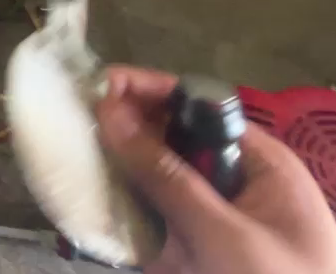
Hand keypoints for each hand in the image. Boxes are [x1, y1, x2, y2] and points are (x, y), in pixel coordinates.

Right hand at [96, 66, 335, 273]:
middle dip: (123, 132)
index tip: (93, 89)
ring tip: (77, 168)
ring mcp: (216, 214)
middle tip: (75, 130)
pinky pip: (154, 214)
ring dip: (118, 174)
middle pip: (168, 136)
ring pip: (154, 174)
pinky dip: (127, 211)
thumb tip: (106, 110)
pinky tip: (99, 213)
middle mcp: (236, 177)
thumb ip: (165, 175)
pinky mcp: (200, 245)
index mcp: (260, 161)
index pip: (195, 104)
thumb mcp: (227, 238)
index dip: (144, 90)